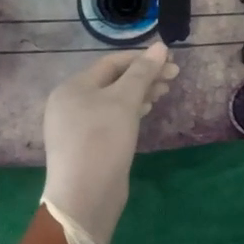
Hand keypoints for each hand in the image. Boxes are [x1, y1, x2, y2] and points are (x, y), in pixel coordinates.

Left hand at [40, 41, 177, 243]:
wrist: (84, 197)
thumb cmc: (102, 140)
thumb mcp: (125, 101)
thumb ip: (143, 72)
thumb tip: (160, 46)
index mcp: (73, 87)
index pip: (112, 62)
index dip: (142, 58)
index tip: (170, 60)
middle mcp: (70, 103)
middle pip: (112, 81)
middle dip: (143, 76)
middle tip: (173, 77)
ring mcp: (76, 126)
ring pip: (113, 100)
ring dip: (139, 93)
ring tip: (164, 92)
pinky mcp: (86, 145)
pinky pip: (110, 118)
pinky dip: (130, 111)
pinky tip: (146, 111)